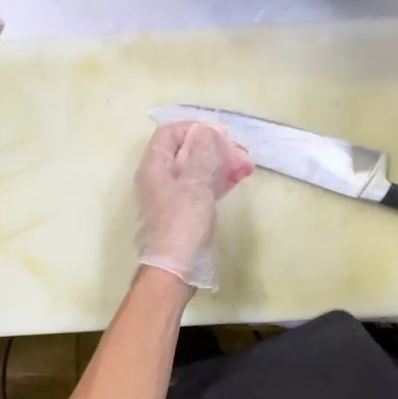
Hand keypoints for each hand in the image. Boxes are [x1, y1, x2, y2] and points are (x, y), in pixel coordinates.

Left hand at [134, 122, 253, 290]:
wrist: (174, 270)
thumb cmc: (182, 224)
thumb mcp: (195, 185)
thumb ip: (202, 155)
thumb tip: (206, 132)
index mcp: (153, 168)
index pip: (169, 133)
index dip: (193, 128)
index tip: (219, 134)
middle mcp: (158, 179)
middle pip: (183, 151)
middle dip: (212, 146)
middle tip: (238, 150)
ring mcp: (170, 197)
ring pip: (194, 170)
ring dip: (218, 163)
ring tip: (244, 163)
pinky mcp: (182, 212)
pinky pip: (199, 187)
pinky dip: (216, 180)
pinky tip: (236, 178)